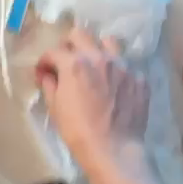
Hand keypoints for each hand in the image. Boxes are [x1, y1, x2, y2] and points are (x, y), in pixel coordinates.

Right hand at [36, 29, 150, 179]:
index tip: (43, 72)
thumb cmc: (77, 129)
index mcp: (74, 64)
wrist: (113, 149)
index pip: (53, 51)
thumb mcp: (55, 106)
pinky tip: (113, 87)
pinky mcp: (140, 79)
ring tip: (94, 66)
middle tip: (66, 61)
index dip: (44, 61)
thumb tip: (47, 75)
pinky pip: (126, 66)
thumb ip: (49, 84)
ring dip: (97, 50)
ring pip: (109, 43)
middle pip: (80, 34)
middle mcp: (99, 58)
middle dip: (69, 45)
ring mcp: (123, 67)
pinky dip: (116, 72)